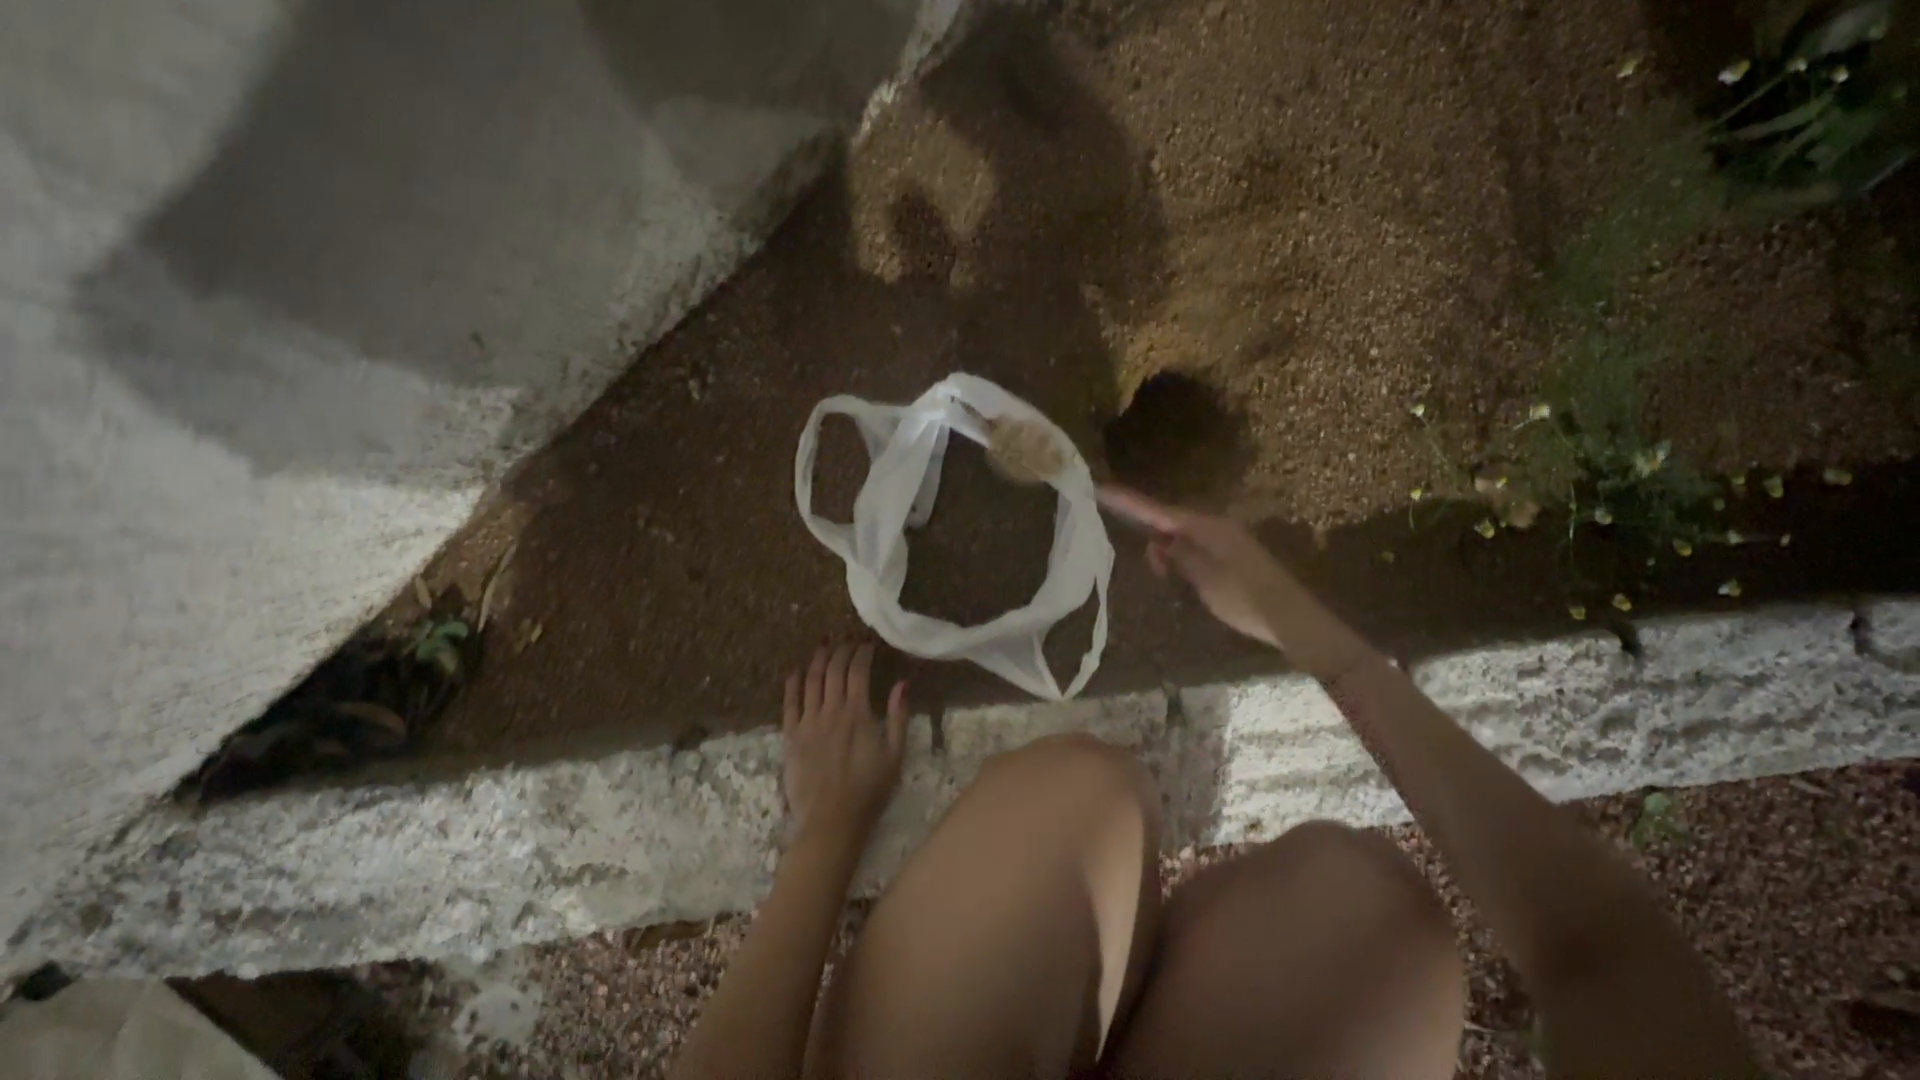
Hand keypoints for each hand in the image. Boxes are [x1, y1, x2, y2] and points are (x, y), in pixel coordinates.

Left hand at [782, 642, 907, 843]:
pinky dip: (792, 683)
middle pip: (833, 670)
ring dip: (817, 659)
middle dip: (841, 649)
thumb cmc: (869, 790)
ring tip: (823, 644)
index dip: (862, 652)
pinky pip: (789, 703)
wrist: (832, 820)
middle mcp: (830, 711)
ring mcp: (807, 722)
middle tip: (848, 639)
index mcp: (857, 713)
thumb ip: (897, 717)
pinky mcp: (790, 737)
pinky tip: (796, 671)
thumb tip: (902, 683)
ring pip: (810, 680)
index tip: (867, 642)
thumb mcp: (895, 755)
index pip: (857, 670)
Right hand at [1098, 485, 1297, 646]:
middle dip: (1150, 534)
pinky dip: (1183, 559)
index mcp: (1206, 526)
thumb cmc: (1244, 597)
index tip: (1100, 488)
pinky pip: (1196, 549)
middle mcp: (1215, 526)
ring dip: (1168, 552)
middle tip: (1152, 567)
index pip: (1157, 511)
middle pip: (1170, 521)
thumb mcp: (1203, 578)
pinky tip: (1181, 577)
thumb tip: (1160, 542)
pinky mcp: (1232, 557)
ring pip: (1183, 537)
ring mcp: (1226, 541)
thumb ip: (1178, 556)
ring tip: (1166, 577)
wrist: (1290, 617)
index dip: (1127, 501)